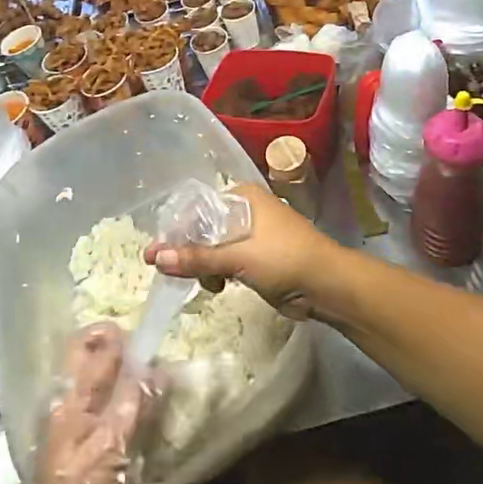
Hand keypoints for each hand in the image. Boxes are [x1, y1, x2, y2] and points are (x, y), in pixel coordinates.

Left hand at [17, 324, 152, 483]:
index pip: (88, 344)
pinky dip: (135, 403)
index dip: (117, 333)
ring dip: (136, 379)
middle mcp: (70, 404)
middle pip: (98, 362)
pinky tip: (153, 411)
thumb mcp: (111, 444)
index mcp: (69, 397)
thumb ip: (132, 400)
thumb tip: (155, 363)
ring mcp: (79, 426)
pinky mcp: (91, 447)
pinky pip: (115, 410)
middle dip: (130, 355)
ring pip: (109, 385)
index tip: (148, 337)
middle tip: (160, 359)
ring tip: (163, 383)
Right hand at [145, 184, 341, 320]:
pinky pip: (227, 260)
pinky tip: (217, 287)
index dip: (176, 230)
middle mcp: (247, 209)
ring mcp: (254, 234)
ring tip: (206, 284)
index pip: (198, 207)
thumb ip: (197, 258)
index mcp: (244, 196)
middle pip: (204, 228)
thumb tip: (156, 257)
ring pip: (214, 247)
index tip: (155, 254)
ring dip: (204, 266)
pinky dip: (218, 272)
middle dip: (189, 250)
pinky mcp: (258, 257)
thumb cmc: (285, 259)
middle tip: (170, 272)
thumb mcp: (238, 257)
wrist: (327, 284)